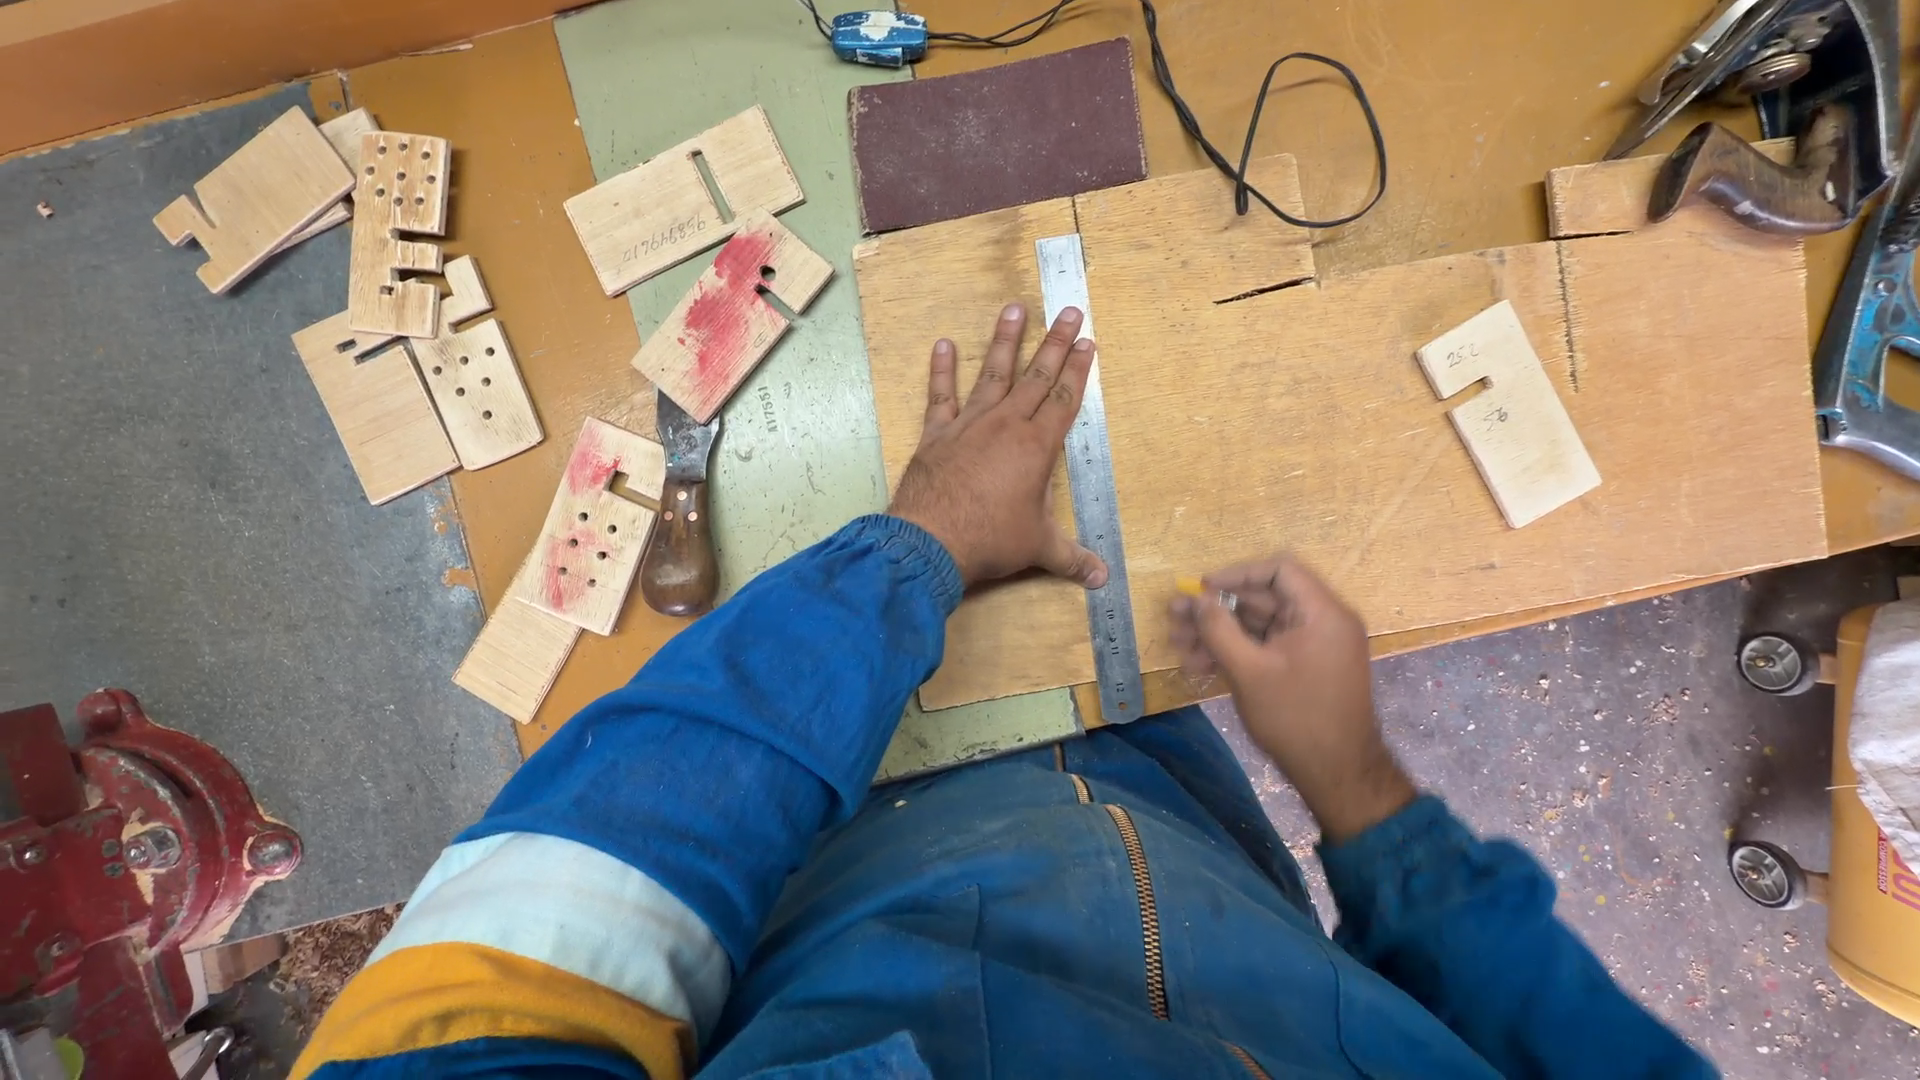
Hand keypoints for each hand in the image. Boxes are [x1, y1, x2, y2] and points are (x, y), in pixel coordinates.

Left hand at [888, 303, 1107, 590]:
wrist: (931, 541)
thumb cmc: (991, 540)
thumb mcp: (1038, 549)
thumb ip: (1071, 559)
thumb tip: (1102, 579)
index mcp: (1036, 447)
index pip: (1063, 400)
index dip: (1078, 371)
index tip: (1088, 341)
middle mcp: (1005, 426)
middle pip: (1036, 377)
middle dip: (1056, 343)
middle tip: (1069, 310)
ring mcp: (969, 425)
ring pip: (992, 375)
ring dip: (1005, 342)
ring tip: (1014, 309)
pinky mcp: (937, 434)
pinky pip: (941, 396)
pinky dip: (942, 371)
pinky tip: (943, 344)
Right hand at [1168, 555, 1414, 841]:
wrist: (1336, 774)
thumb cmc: (1295, 718)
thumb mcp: (1249, 670)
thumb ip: (1219, 628)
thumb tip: (1197, 598)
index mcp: (1322, 613)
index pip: (1279, 570)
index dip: (1236, 574)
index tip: (1202, 589)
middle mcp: (1321, 622)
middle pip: (1262, 598)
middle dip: (1216, 608)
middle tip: (1174, 616)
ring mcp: (1312, 646)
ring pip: (1257, 625)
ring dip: (1217, 632)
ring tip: (1177, 643)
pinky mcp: (1302, 666)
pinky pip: (1264, 646)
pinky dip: (1234, 651)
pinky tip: (1198, 665)